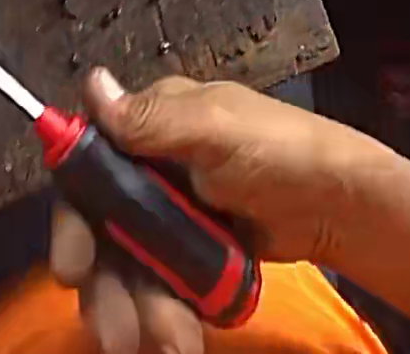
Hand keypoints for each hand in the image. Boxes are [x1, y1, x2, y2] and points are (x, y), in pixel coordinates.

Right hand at [48, 69, 402, 353]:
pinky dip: (162, 312)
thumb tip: (93, 81)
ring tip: (168, 342)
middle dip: (106, 282)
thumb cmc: (278, 150)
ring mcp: (173, 208)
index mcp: (157, 120)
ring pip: (128, 263)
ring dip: (137, 309)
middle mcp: (155, 161)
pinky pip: (158, 282)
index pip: (91, 161)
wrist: (334, 202)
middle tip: (116, 333)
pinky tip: (178, 338)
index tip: (77, 263)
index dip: (75, 213)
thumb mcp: (217, 128)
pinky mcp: (190, 246)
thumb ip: (154, 119)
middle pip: (102, 226)